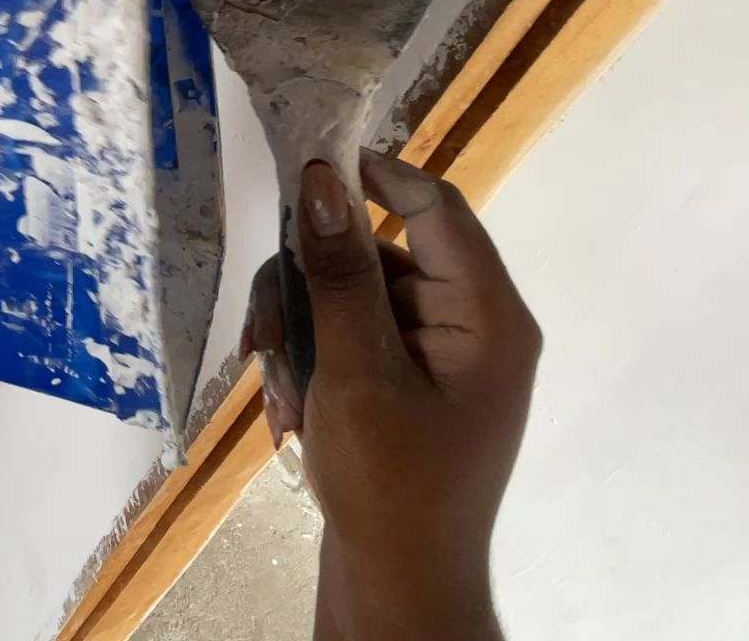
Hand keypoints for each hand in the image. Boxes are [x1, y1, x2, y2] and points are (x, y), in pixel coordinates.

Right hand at [241, 150, 540, 638]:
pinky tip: (286, 397)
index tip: (301, 169)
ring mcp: (430, 347)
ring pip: (346, 289)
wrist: (397, 578)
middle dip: (307, 284)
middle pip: (375, 253)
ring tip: (272, 380)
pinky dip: (307, 350)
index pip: (434, 208)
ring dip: (297, 324)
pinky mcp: (400, 369)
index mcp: (485, 316)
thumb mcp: (356, 370)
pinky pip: (344, 327)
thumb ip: (339, 272)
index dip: (373, 175)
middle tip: (264, 330)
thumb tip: (320, 181)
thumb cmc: (389, 480)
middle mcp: (464, 320)